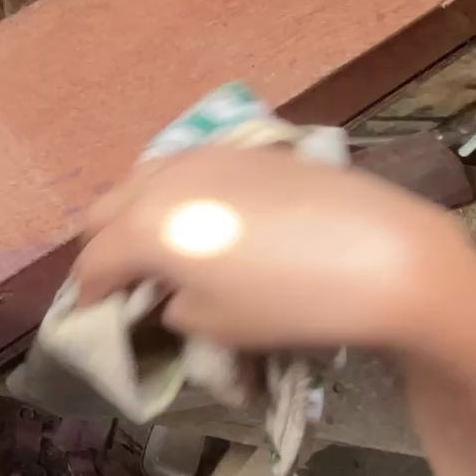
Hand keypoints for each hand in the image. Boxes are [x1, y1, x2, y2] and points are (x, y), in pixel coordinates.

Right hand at [72, 145, 475, 357]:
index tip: (96, 318)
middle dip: (102, 248)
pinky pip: (182, 169)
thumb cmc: (292, 303)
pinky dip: (173, 196)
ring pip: (139, 181)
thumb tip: (168, 290)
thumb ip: (171, 304)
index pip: (94, 262)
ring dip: (134, 215)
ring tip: (159, 247)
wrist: (386, 256)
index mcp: (144, 227)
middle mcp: (161, 181)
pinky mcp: (240, 150)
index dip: (89, 296)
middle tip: (122, 282)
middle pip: (102, 212)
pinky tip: (204, 219)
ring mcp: (201, 157)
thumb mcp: (215, 325)